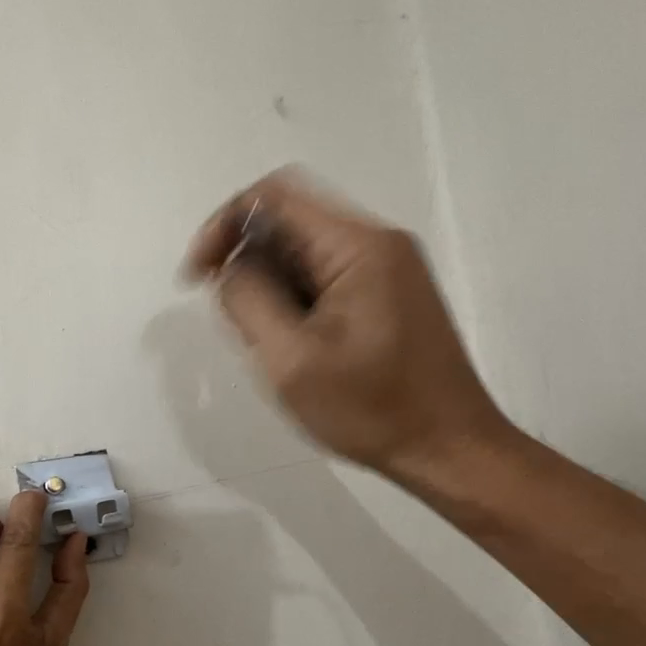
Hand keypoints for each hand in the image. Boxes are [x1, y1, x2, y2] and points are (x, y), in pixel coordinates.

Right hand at [184, 168, 513, 479]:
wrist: (448, 449)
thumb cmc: (372, 409)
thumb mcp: (291, 360)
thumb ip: (249, 301)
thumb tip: (228, 269)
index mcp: (357, 246)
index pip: (274, 196)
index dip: (223, 225)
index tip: (197, 277)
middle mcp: (377, 244)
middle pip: (289, 223)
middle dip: (245, 265)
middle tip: (238, 328)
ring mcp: (387, 270)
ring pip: (303, 255)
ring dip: (268, 289)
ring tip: (267, 347)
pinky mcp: (387, 297)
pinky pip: (324, 280)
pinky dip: (292, 303)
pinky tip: (291, 349)